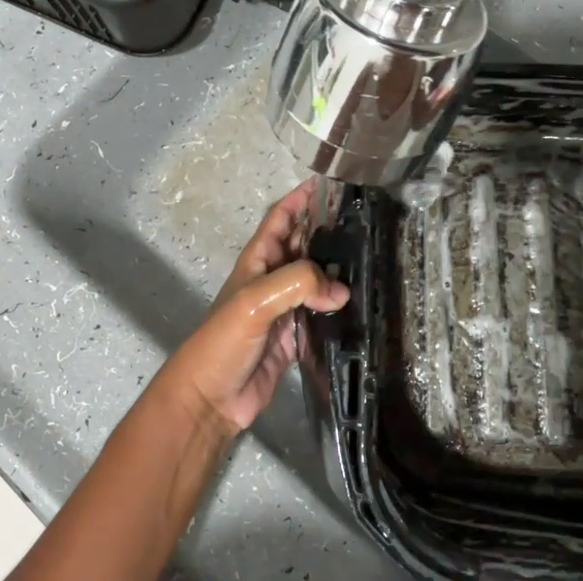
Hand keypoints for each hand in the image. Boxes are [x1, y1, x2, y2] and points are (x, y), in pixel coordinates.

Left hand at [155, 181, 349, 435]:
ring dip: (337, 269)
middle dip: (328, 230)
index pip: (281, 217)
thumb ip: (296, 283)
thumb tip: (340, 290)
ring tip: (372, 257)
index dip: (301, 198)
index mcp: (257, 260)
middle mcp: (271, 278)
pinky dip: (338, 307)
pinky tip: (360, 303)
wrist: (211, 398)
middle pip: (303, 245)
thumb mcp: (255, 302)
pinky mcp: (295, 337)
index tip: (331, 183)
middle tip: (366, 220)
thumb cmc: (224, 341)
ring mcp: (284, 308)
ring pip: (315, 279)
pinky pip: (320, 313)